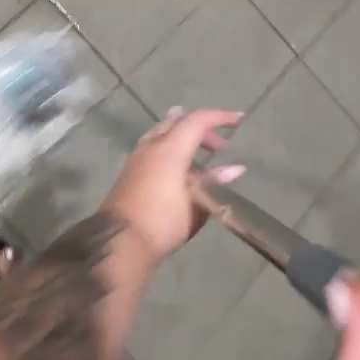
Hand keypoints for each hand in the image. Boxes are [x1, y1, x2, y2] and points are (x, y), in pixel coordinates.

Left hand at [101, 106, 243, 261]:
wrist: (120, 243)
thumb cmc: (163, 222)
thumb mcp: (196, 204)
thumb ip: (214, 183)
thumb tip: (235, 169)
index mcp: (169, 149)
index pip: (197, 121)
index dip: (220, 117)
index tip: (239, 120)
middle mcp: (150, 147)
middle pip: (176, 123)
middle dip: (201, 129)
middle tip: (220, 146)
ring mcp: (136, 159)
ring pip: (161, 134)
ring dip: (183, 139)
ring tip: (200, 154)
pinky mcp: (128, 173)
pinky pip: (153, 149)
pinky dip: (171, 150)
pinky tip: (180, 171)